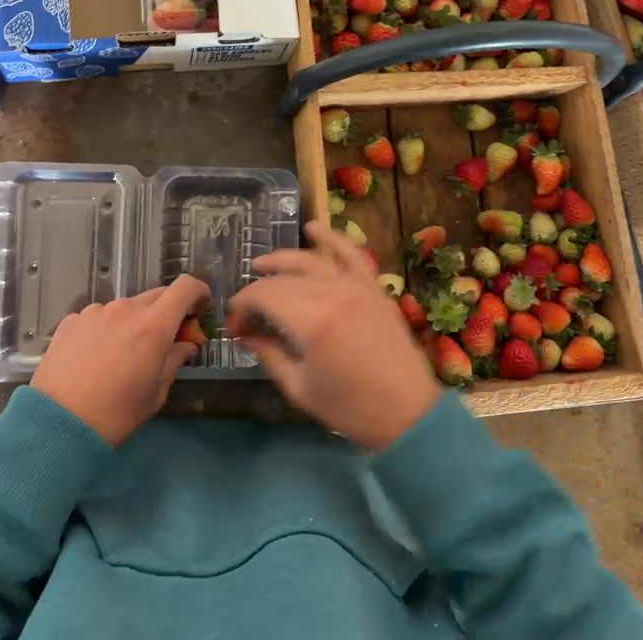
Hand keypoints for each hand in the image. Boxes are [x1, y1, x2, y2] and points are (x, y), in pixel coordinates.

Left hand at [32, 274, 210, 445]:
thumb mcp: (156, 393)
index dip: (198, 292)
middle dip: (166, 312)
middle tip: (162, 340)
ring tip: (122, 355)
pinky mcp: (71, 320)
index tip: (200, 309)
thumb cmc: (116, 414)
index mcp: (154, 325)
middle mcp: (125, 309)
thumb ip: (175, 360)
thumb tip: (185, 344)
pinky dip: (106, 329)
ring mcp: (95, 311)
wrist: (57, 425)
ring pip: (126, 307)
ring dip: (133, 322)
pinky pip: (98, 317)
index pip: (186, 287)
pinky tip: (95, 357)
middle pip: (157, 296)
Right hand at [232, 221, 441, 450]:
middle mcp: (332, 293)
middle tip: (246, 315)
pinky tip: (314, 228)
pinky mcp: (374, 288)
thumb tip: (247, 335)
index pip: (262, 296)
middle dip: (256, 292)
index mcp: (310, 321)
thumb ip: (269, 355)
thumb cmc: (349, 408)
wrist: (407, 413)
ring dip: (282, 260)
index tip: (235, 328)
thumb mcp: (299, 388)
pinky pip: (352, 255)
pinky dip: (332, 239)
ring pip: (310, 261)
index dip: (242, 308)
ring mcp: (356, 286)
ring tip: (261, 264)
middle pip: (282, 279)